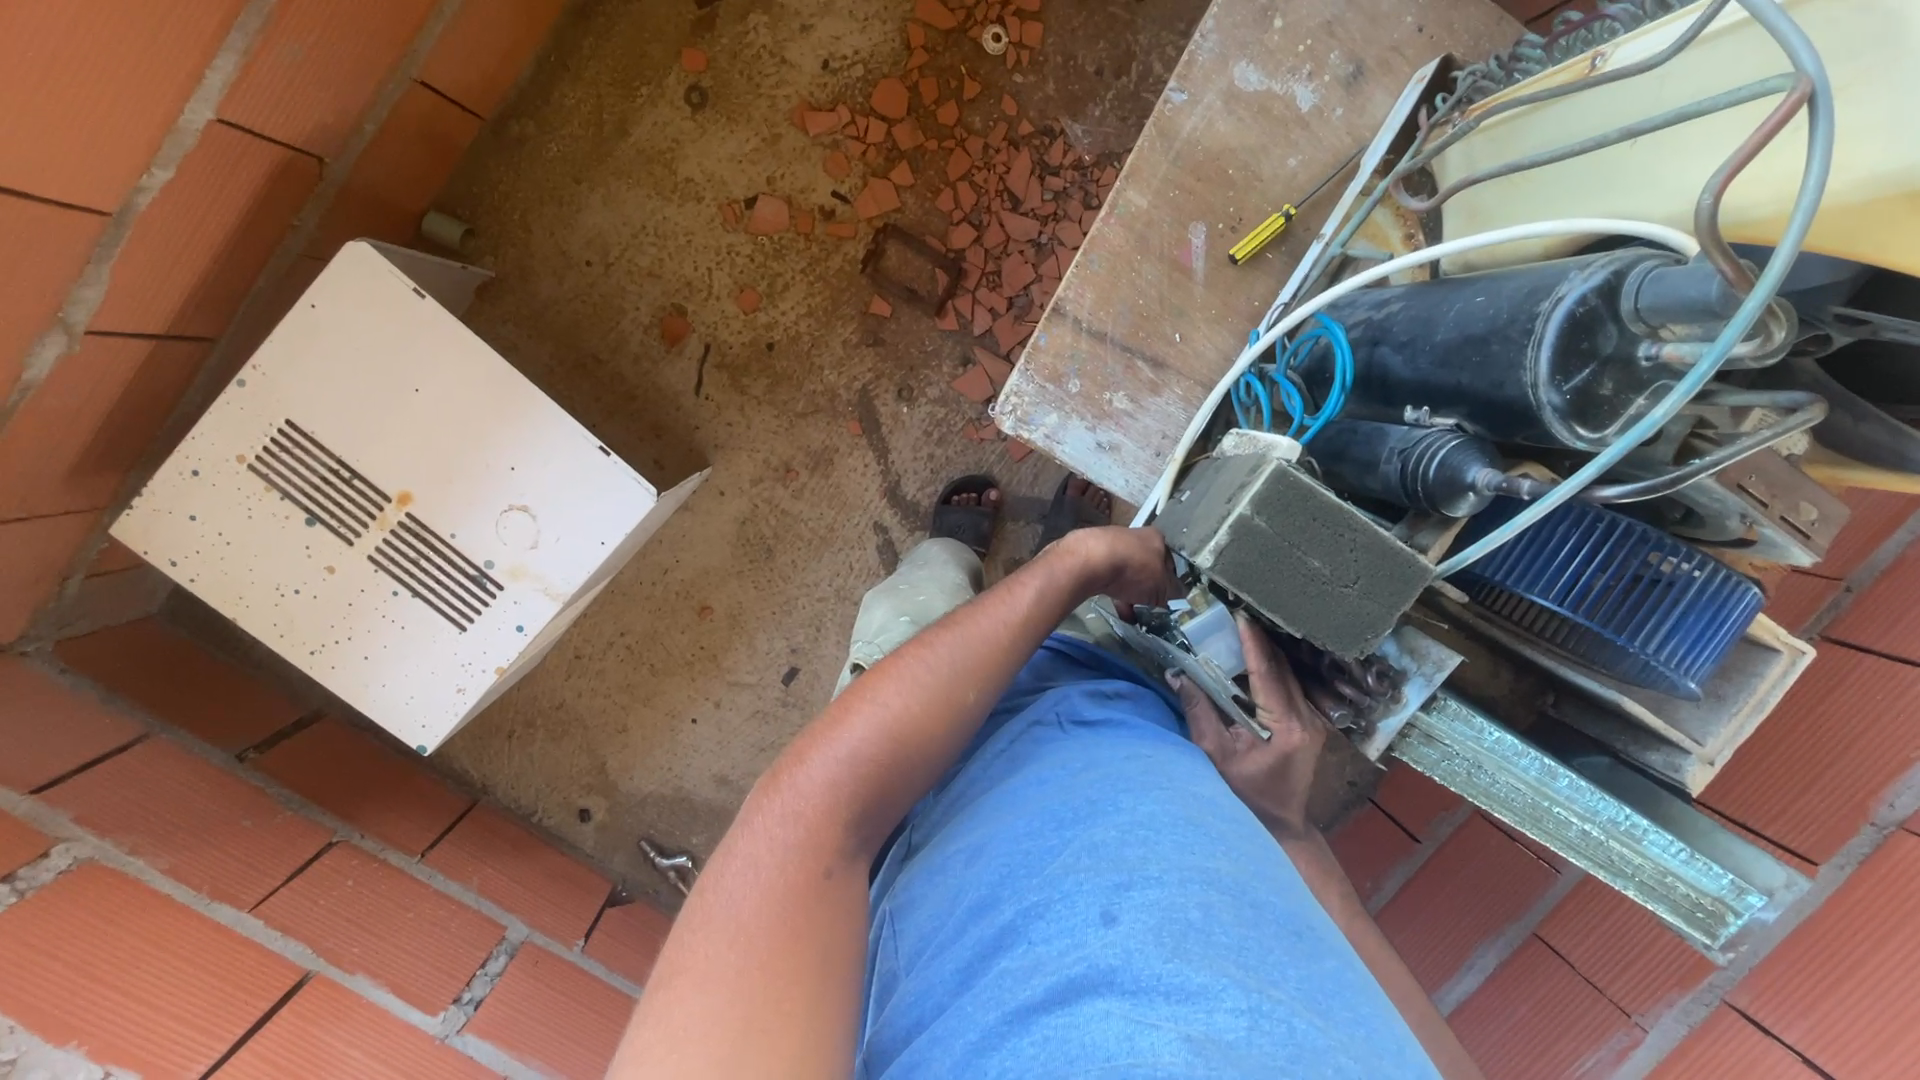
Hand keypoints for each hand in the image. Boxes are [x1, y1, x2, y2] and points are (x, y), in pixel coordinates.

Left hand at [1056, 526, 1175, 612]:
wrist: (1090, 560)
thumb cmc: (1134, 569)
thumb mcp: (1162, 586)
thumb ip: (1172, 592)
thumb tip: (1179, 594)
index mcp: (1156, 538)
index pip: (1169, 562)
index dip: (1168, 582)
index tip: (1165, 600)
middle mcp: (1134, 536)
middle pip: (1145, 567)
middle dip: (1146, 590)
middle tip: (1147, 608)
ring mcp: (1111, 543)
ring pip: (1125, 573)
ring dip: (1129, 593)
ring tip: (1130, 614)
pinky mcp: (1091, 554)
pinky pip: (1107, 576)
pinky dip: (1112, 590)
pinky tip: (1115, 607)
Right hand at [1175, 613, 1331, 837]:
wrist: (1280, 825)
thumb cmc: (1245, 795)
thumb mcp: (1215, 754)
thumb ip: (1199, 712)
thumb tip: (1178, 674)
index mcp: (1287, 726)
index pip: (1268, 673)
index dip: (1253, 643)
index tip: (1240, 616)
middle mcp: (1307, 720)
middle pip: (1283, 668)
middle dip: (1260, 641)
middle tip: (1236, 616)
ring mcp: (1314, 722)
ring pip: (1291, 675)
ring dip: (1267, 653)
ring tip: (1245, 629)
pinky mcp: (1311, 725)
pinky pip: (1292, 687)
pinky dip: (1273, 669)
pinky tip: (1257, 657)